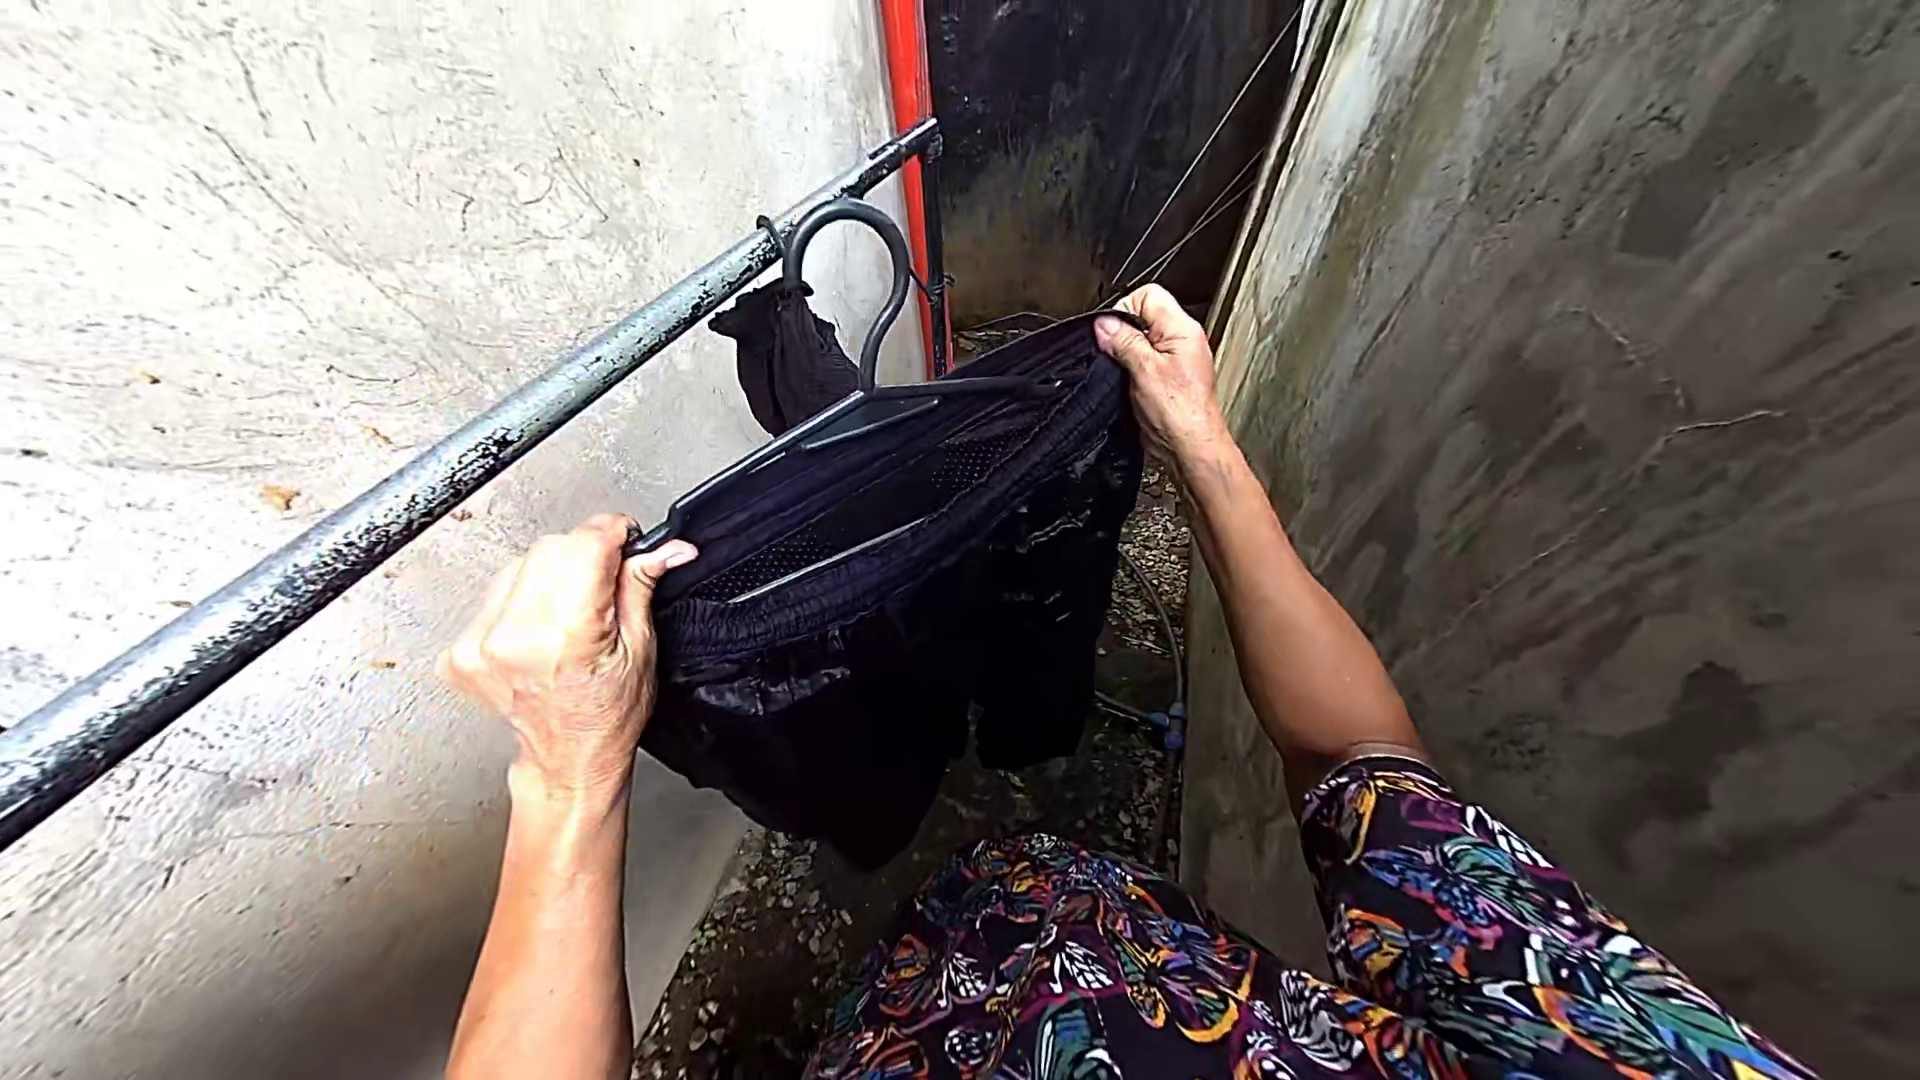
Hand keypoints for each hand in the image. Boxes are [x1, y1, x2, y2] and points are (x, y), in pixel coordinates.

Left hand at [437, 514, 697, 801]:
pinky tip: (545, 621)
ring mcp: (478, 645)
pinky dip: (526, 594)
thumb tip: (668, 548)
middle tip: (608, 580)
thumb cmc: (609, 713)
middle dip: (587, 551)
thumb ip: (643, 584)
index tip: (627, 536)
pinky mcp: (458, 649)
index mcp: (566, 638)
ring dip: (555, 570)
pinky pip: (497, 589)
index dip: (614, 531)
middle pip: (553, 546)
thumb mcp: (643, 646)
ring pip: (523, 561)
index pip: (585, 543)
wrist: (569, 756)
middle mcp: (512, 638)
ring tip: (575, 607)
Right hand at [1094, 284, 1233, 465]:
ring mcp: (1173, 361)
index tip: (1113, 333)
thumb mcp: (1144, 369)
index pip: (1148, 295)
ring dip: (1125, 356)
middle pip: (1141, 318)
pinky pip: (1140, 365)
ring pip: (1139, 343)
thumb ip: (1123, 341)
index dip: (1124, 309)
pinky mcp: (1164, 380)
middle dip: (1122, 335)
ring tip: (1125, 374)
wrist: (1189, 445)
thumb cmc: (1180, 412)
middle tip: (1118, 356)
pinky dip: (1129, 372)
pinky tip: (1128, 386)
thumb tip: (1104, 323)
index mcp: (1182, 329)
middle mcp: (1180, 341)